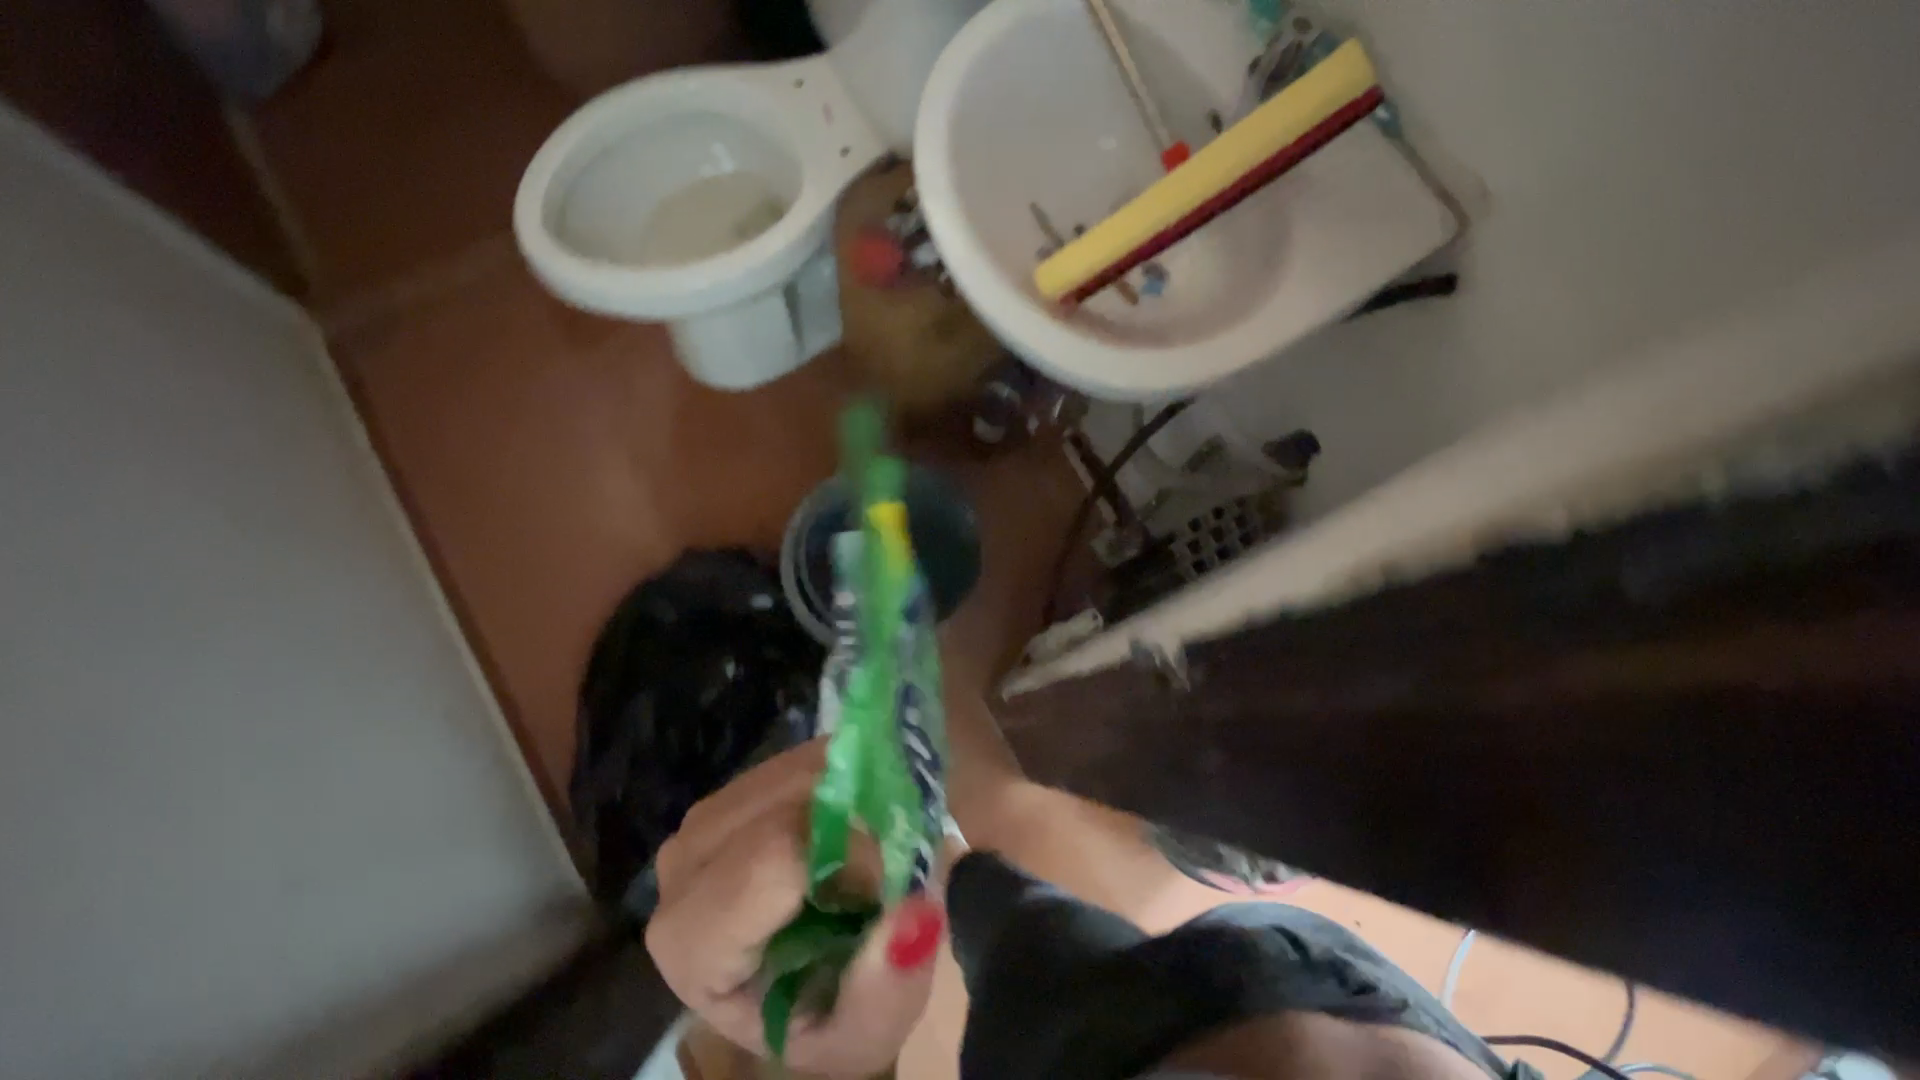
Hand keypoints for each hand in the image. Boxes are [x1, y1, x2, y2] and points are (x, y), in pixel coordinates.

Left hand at [647, 740, 945, 1078]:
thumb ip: (883, 989)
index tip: (891, 886)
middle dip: (859, 822)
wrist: (799, 990)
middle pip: (788, 803)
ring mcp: (705, 818)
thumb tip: (911, 912)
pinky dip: (848, 778)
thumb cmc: (823, 1017)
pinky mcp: (736, 787)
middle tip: (893, 862)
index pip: (773, 857)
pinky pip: (803, 756)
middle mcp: (682, 868)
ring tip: (875, 848)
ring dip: (857, 797)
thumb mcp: (863, 1036)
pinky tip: (857, 823)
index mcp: (693, 941)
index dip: (851, 857)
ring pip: (798, 770)